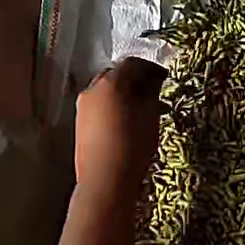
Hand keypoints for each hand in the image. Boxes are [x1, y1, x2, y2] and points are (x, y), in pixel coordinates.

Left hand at [74, 57, 167, 190]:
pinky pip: (99, 106)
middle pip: (115, 74)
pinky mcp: (80, 124)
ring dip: (123, 93)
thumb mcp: (150, 114)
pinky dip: (113, 106)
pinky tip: (126, 121)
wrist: (105, 181)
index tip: (164, 75)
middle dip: (134, 79)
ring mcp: (83, 107)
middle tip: (153, 89)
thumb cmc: (133, 144)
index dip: (151, 67)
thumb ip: (152, 91)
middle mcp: (92, 90)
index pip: (132, 63)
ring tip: (141, 108)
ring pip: (106, 91)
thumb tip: (154, 79)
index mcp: (111, 82)